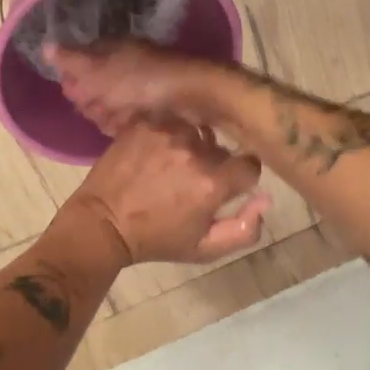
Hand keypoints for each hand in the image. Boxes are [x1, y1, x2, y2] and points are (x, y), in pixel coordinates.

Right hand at [46, 40, 232, 133]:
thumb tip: (46, 46)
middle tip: (101, 108)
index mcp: (114, 49)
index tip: (75, 95)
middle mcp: (128, 64)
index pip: (82, 65)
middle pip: (98, 87)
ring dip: (110, 115)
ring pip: (115, 104)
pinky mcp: (159, 106)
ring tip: (117, 120)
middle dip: (93, 102)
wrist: (194, 96)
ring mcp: (145, 85)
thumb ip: (72, 60)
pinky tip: (130, 129)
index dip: (76, 82)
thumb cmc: (142, 80)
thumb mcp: (100, 70)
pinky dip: (128, 124)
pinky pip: (134, 117)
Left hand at [65, 115, 269, 265]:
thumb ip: (245, 228)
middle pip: (220, 148)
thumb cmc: (157, 239)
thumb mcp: (205, 248)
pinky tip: (152, 152)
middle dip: (212, 163)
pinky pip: (169, 122)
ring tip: (169, 165)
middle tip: (190, 182)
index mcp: (212, 182)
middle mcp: (193, 151)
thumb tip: (265, 199)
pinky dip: (165, 134)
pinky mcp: (144, 122)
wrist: (103, 223)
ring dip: (189, 145)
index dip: (240, 177)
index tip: (225, 186)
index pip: (249, 164)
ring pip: (195, 132)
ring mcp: (166, 132)